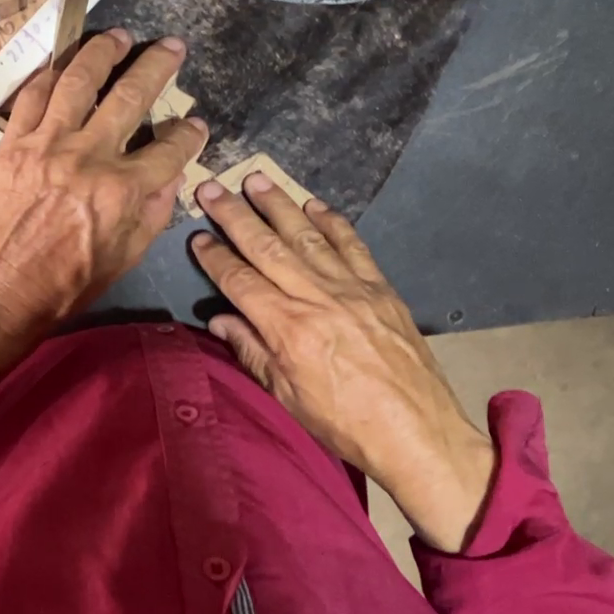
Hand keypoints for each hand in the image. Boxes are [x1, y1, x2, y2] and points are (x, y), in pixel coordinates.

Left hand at [0, 29, 208, 418]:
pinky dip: (50, 73)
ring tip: (119, 37)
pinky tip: (65, 62)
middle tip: (172, 46)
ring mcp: (47, 145)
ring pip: (79, 81)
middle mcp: (89, 157)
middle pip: (131, 96)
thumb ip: (156, 210)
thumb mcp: (130, 255)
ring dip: (103, 52)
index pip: (170, 148)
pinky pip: (33, 96)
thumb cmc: (74, 280)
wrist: (7, 288)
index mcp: (123, 190)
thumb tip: (174, 171)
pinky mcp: (14, 143)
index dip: (190, 132)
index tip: (196, 122)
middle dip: (158, 65)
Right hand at [190, 176, 495, 552]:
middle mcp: (317, 299)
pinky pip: (352, 245)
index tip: (197, 236)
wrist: (417, 433)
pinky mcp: (381, 289)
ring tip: (256, 180)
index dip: (215, 257)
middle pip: (267, 247)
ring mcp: (352, 289)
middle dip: (234, 215)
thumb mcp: (287, 397)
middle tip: (211, 188)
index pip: (240, 282)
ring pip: (307, 236)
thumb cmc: (345, 424)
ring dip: (278, 205)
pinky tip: (313, 204)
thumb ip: (252, 352)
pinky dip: (331, 222)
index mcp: (288, 329)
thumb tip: (221, 320)